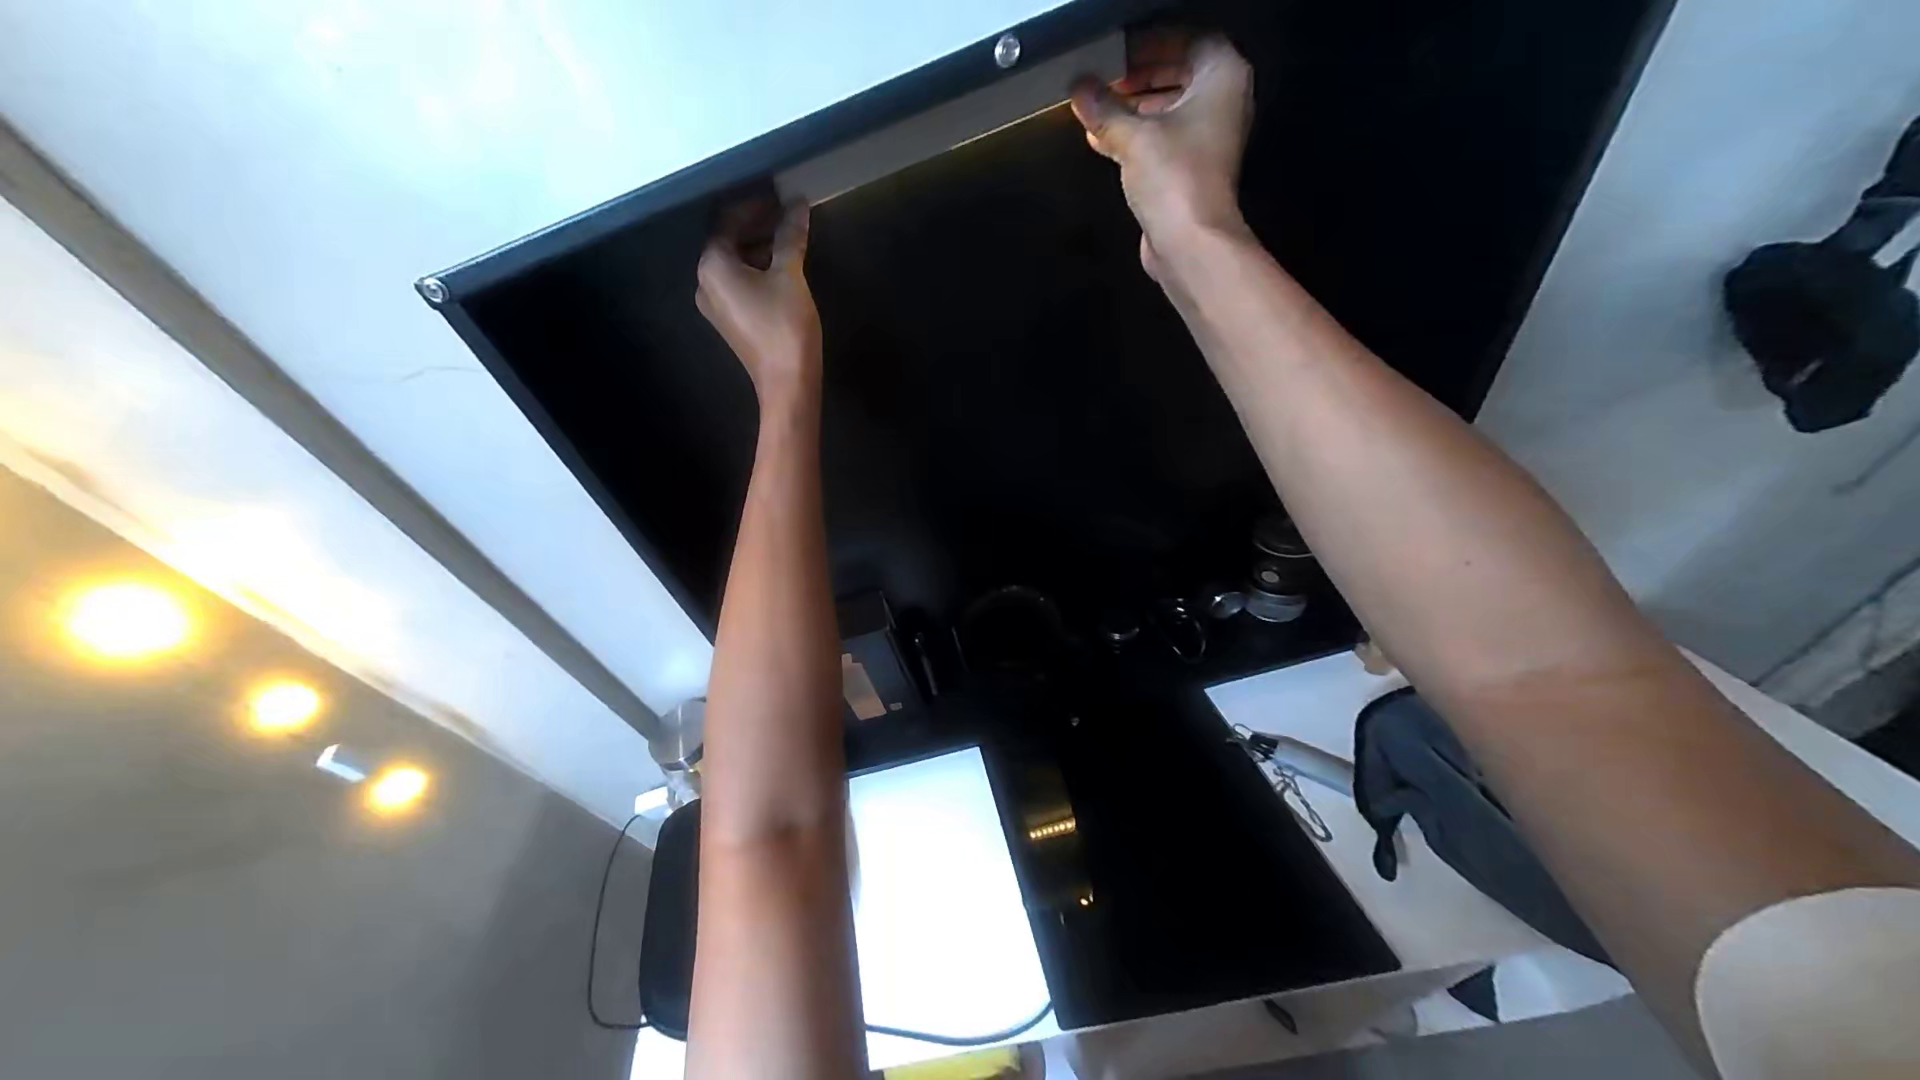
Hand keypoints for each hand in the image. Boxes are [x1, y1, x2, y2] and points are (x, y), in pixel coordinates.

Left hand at [696, 198, 822, 401]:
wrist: (787, 382)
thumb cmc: (785, 326)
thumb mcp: (790, 275)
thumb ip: (790, 237)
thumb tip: (798, 206)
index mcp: (712, 266)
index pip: (728, 221)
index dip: (755, 205)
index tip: (780, 196)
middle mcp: (705, 282)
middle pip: (729, 241)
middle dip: (757, 225)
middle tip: (787, 214)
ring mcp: (716, 304)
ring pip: (735, 263)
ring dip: (759, 248)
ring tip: (789, 238)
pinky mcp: (730, 320)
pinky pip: (739, 284)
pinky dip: (757, 270)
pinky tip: (781, 267)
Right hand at [1070, 34, 1254, 279]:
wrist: (1190, 242)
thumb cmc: (1173, 176)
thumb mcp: (1132, 135)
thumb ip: (1103, 108)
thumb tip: (1079, 88)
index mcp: (1222, 77)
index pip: (1187, 40)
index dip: (1149, 43)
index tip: (1116, 51)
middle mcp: (1223, 103)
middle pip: (1178, 74)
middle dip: (1138, 76)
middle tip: (1102, 78)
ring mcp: (1208, 140)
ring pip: (1168, 110)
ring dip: (1132, 108)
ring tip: (1095, 107)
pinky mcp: (1190, 170)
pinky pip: (1162, 140)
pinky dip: (1135, 136)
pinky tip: (1101, 139)